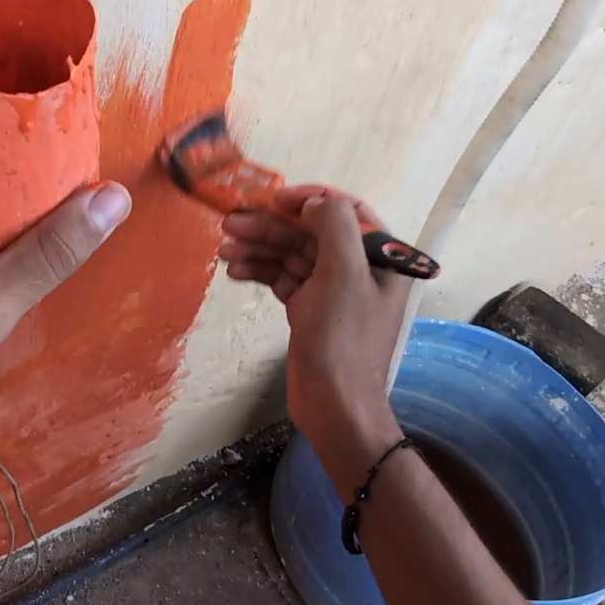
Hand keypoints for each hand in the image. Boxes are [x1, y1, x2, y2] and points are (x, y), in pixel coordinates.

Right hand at [218, 187, 412, 490]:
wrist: (334, 404)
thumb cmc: (342, 339)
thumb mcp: (343, 275)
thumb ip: (333, 226)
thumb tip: (315, 202)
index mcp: (381, 256)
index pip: (344, 211)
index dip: (307, 200)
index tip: (271, 200)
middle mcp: (359, 268)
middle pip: (309, 232)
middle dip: (270, 226)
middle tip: (230, 223)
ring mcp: (333, 289)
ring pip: (292, 254)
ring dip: (258, 248)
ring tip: (223, 249)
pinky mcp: (310, 308)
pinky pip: (283, 278)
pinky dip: (260, 271)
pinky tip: (235, 271)